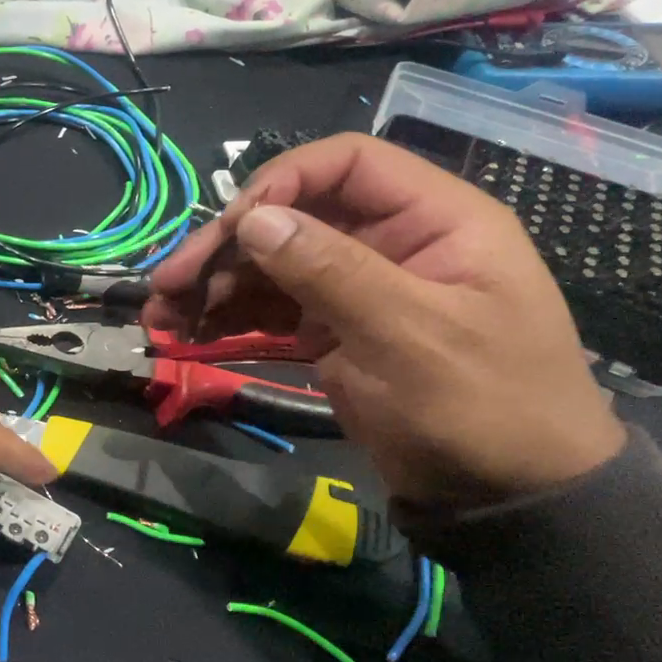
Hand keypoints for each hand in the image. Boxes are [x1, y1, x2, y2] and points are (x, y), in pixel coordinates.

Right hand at [143, 133, 623, 506]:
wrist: (500, 496)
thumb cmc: (479, 407)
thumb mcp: (408, 336)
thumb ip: (331, 271)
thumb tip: (252, 219)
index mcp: (433, 222)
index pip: (346, 164)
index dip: (281, 184)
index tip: (230, 230)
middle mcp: (388, 243)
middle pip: (288, 217)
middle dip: (222, 248)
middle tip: (166, 285)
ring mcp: (353, 287)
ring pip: (265, 263)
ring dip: (209, 286)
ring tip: (160, 319)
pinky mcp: (328, 328)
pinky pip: (264, 306)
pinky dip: (221, 317)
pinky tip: (184, 335)